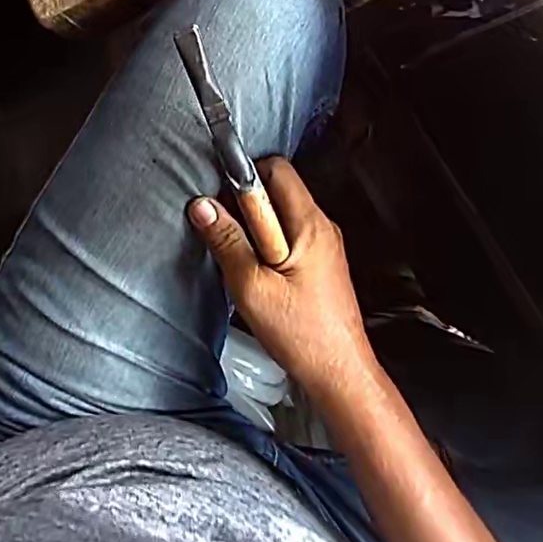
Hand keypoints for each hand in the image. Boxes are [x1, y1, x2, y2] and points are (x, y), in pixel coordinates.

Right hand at [187, 158, 376, 399]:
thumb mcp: (252, 287)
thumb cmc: (303, 335)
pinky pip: (288, 235)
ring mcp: (323, 244)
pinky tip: (256, 274)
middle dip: (245, 204)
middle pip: (277, 188)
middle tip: (228, 235)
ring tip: (243, 261)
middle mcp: (320, 226)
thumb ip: (227, 241)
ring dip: (254, 228)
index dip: (244, 175)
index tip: (221, 197)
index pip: (276, 168)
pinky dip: (266, 245)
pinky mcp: (319, 262)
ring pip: (280, 213)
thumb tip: (203, 207)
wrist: (339, 373)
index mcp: (309, 223)